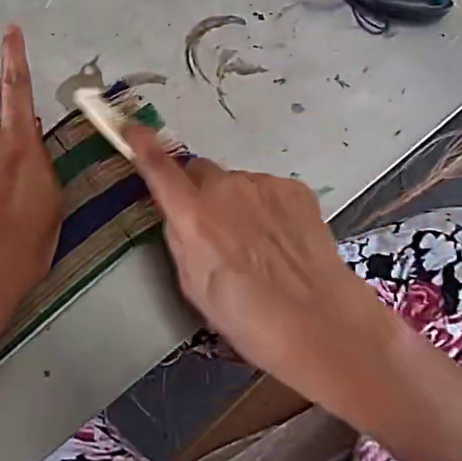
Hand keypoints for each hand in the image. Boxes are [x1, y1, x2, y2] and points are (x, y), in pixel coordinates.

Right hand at [122, 125, 403, 414]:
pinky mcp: (295, 189)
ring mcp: (263, 185)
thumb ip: (180, 241)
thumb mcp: (195, 287)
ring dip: (233, 202)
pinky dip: (264, 207)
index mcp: (193, 214)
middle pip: (197, 172)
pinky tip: (279, 242)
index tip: (130, 127)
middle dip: (196, 192)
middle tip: (211, 230)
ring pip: (232, 183)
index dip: (141, 144)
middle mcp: (224, 188)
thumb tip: (177, 217)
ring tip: (254, 246)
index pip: (158, 167)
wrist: (331, 332)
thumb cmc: (252, 321)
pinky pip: (264, 189)